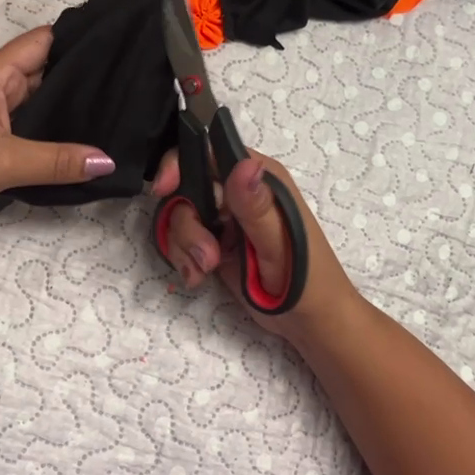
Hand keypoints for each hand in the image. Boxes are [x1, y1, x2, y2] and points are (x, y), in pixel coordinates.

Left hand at [0, 27, 113, 230]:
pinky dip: (51, 134)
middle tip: (132, 82)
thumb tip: (109, 161)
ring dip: (67, 109)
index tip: (122, 40)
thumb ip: (57, 161)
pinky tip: (81, 145)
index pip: (43, 41)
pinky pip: (27, 130)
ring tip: (118, 111)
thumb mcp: (3, 162)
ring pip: (37, 104)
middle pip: (44, 72)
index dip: (79, 37)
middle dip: (82, 77)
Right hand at [152, 150, 358, 339]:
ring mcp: (224, 217)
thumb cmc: (306, 280)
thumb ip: (256, 206)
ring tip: (205, 270)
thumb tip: (244, 165)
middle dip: (186, 224)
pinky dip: (183, 258)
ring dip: (185, 246)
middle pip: (186, 187)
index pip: (209, 151)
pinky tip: (198, 277)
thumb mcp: (279, 244)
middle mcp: (237, 191)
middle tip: (205, 256)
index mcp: (260, 178)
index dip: (180, 164)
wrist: (310, 323)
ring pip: (179, 216)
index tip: (165, 189)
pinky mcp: (213, 241)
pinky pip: (180, 239)